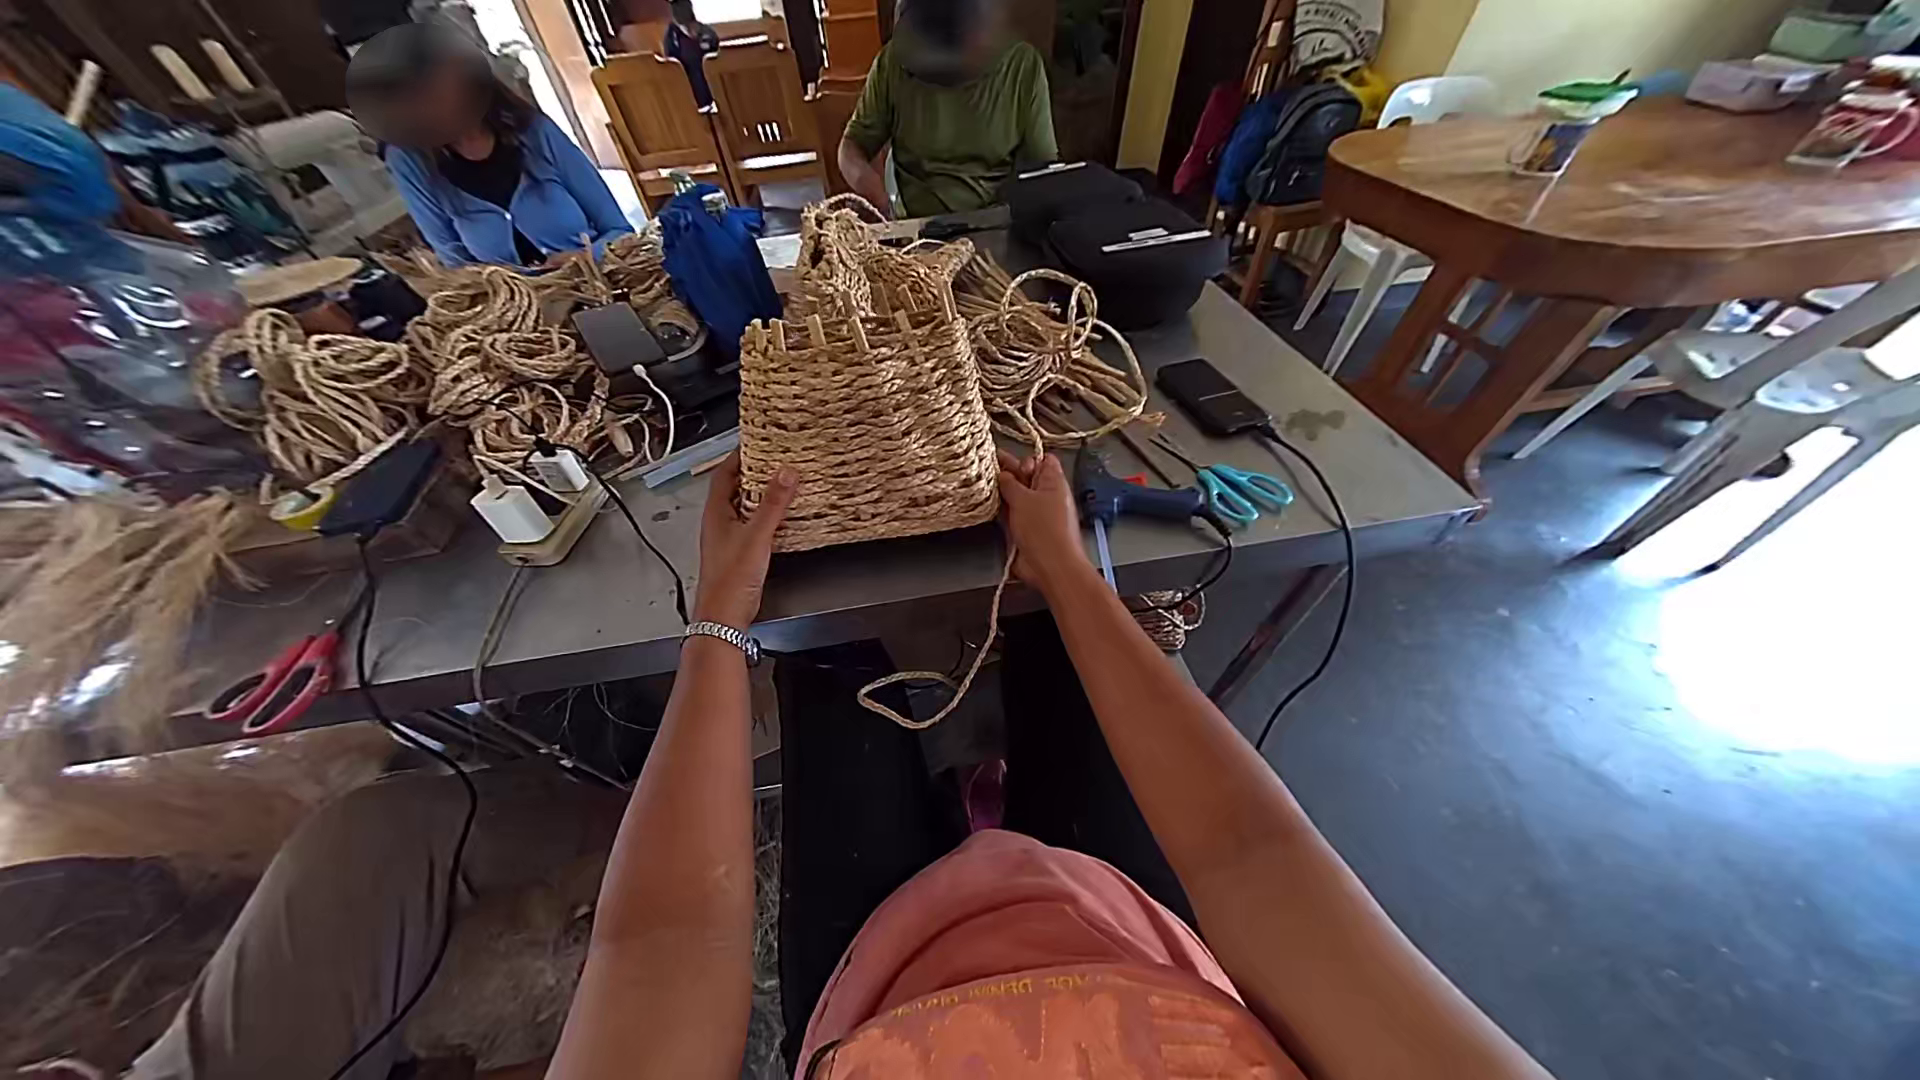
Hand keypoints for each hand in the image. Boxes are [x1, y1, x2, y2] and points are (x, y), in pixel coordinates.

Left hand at [693, 454, 796, 628]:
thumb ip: (773, 504)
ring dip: (762, 495)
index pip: (724, 474)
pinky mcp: (741, 553)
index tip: (755, 442)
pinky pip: (755, 525)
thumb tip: (785, 473)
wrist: (724, 616)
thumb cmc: (730, 580)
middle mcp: (720, 523)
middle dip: (754, 473)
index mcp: (716, 514)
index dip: (738, 456)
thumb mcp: (756, 536)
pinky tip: (783, 519)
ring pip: (745, 508)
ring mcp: (730, 538)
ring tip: (782, 484)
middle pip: (734, 488)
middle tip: (775, 460)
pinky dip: (768, 516)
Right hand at [997, 450, 1093, 596]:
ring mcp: (1035, 515)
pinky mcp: (1024, 530)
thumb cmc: (1045, 530)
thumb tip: (1002, 474)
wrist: (1050, 566)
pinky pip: (1010, 515)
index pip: (1043, 460)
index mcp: (1053, 483)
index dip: (1026, 458)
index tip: (1006, 459)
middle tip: (986, 467)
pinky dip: (999, 510)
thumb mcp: (1023, 498)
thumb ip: (1010, 483)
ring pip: (1016, 497)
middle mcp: (1045, 497)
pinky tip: (985, 504)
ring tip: (981, 483)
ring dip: (1001, 492)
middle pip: (1026, 478)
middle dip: (1008, 473)